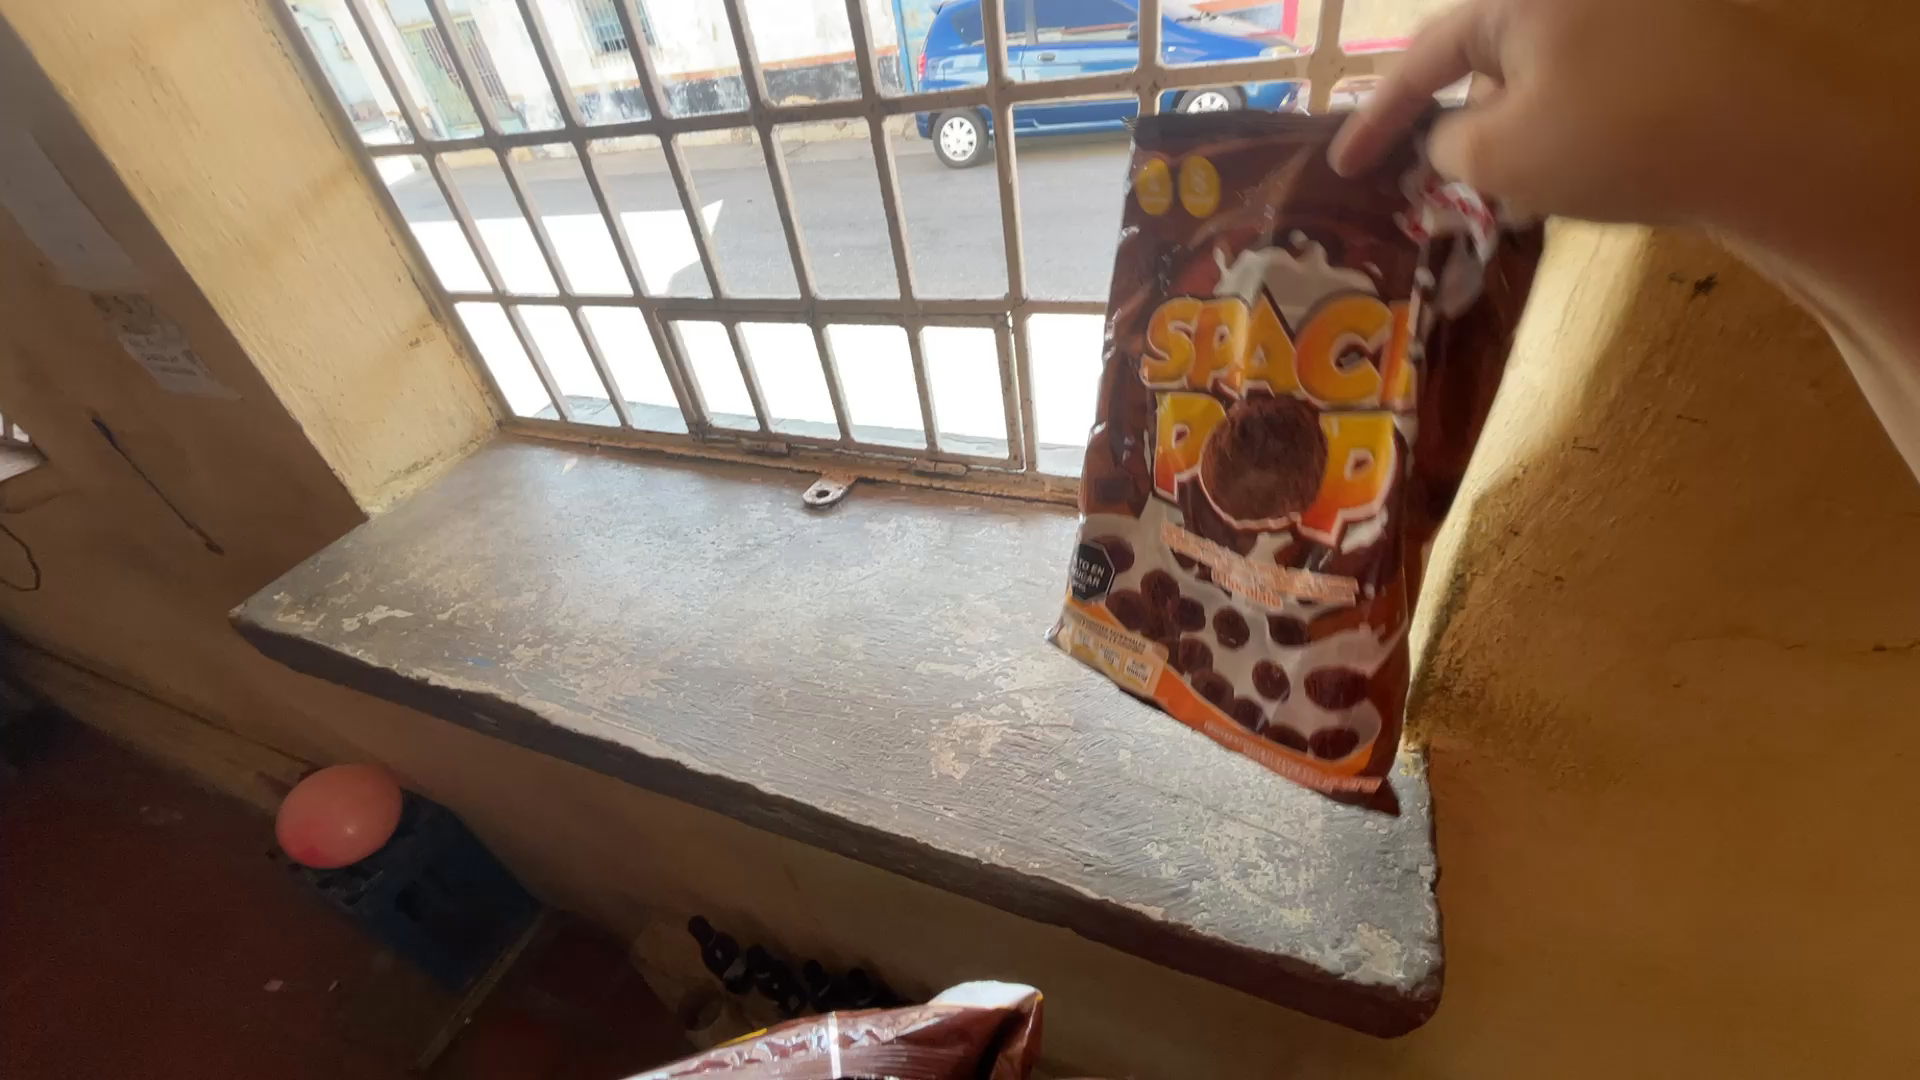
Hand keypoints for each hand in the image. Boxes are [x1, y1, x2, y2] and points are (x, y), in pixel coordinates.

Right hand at [1328, 0, 1799, 227]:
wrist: (1767, 147)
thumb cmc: (1608, 141)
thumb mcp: (1492, 154)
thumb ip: (1442, 143)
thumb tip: (1443, 141)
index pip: (1422, 60)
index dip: (1373, 120)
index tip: (1340, 168)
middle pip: (1473, 63)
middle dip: (1436, 126)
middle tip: (1403, 178)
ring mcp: (1621, 17)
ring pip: (1520, 83)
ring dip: (1488, 140)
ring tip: (1473, 197)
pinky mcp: (1655, 49)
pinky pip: (1566, 89)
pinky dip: (1537, 134)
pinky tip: (1535, 185)